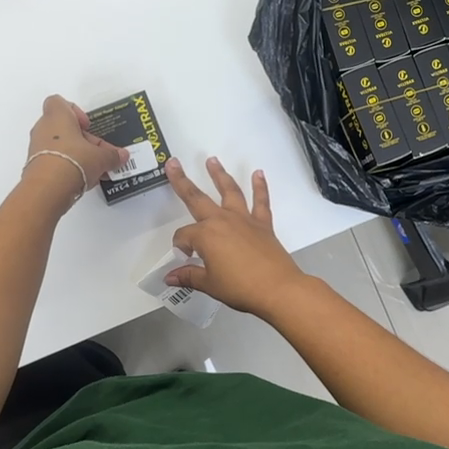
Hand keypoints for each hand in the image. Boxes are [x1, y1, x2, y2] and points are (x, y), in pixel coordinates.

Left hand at [25, 95, 128, 210]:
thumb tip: (122, 156)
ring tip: (93, 170)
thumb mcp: (101, 157)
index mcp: (57, 116)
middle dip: (82, 140)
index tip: (87, 126)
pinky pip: (53, 161)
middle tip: (98, 154)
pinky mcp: (34, 166)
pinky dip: (66, 167)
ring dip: (75, 155)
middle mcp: (43, 128)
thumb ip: (112, 155)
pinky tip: (81, 180)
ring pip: (59, 146)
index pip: (58, 102)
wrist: (49, 188)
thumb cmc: (74, 160)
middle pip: (64, 128)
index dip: (74, 111)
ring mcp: (36, 148)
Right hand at [164, 157, 312, 316]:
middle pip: (197, 198)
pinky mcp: (262, 224)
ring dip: (219, 175)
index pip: (184, 236)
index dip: (181, 247)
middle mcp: (222, 221)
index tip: (185, 259)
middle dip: (182, 181)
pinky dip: (260, 186)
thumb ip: (189, 276)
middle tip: (173, 164)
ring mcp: (244, 219)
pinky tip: (258, 174)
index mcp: (205, 235)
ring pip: (229, 191)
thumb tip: (170, 277)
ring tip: (212, 160)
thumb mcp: (209, 284)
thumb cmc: (240, 287)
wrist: (277, 288)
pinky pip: (260, 201)